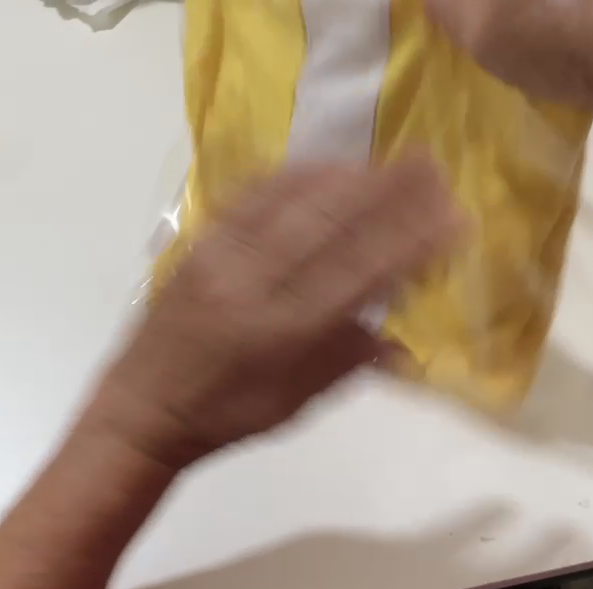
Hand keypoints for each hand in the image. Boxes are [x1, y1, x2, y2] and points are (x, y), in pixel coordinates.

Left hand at [81, 159, 460, 470]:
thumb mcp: (291, 408)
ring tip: (390, 163)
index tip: (451, 220)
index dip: (408, 244)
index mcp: (280, 334)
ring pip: (293, 200)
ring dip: (349, 176)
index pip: (357, 276)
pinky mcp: (199, 243)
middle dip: (388, 192)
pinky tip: (325, 168)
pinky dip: (296, 175)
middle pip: (331, 224)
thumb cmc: (222, 420)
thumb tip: (400, 341)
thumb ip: (344, 366)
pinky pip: (252, 195)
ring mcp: (221, 257)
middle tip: (433, 168)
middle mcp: (252, 285)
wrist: (141, 410)